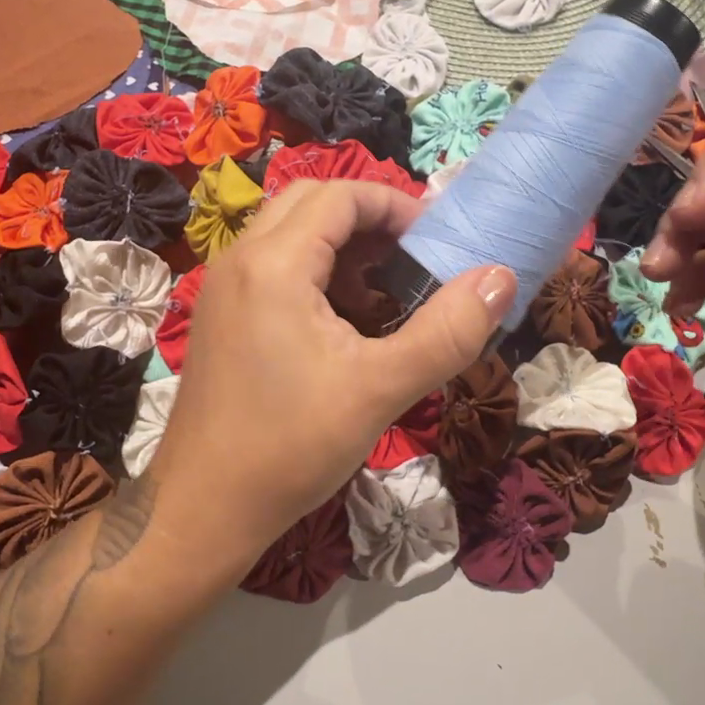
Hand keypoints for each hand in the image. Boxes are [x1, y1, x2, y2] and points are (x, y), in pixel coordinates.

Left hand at [148, 179, 515, 554]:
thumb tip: (501, 278)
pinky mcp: (220, 317)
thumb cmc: (290, 446)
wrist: (204, 509)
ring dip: (340, 246)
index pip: (340, 195)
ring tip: (383, 293)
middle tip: (411, 261)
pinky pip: (270, 267)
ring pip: (287, 234)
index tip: (435, 243)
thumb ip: (446, 333)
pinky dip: (313, 273)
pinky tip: (341, 325)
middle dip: (367, 220)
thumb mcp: (380, 390)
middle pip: (310, 203)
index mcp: (274, 264)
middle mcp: (239, 260)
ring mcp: (222, 289)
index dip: (394, 206)